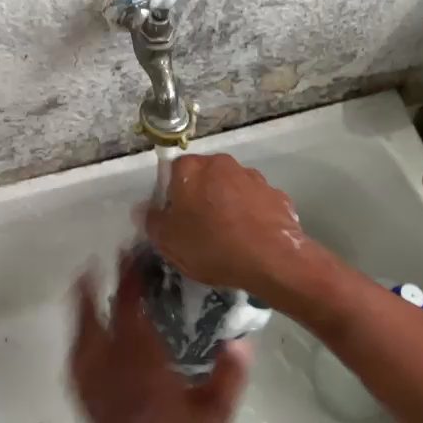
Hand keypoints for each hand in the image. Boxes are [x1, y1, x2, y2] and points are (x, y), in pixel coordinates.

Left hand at [70, 252, 248, 422]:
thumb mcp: (214, 414)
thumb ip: (228, 377)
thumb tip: (242, 342)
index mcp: (145, 364)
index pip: (132, 311)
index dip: (129, 279)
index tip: (130, 255)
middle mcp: (114, 369)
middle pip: (98, 317)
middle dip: (97, 285)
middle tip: (99, 261)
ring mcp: (95, 385)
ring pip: (81, 336)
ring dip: (82, 307)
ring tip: (83, 283)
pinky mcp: (86, 400)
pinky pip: (75, 363)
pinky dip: (76, 338)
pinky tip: (79, 333)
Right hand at [143, 153, 307, 296]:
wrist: (271, 260)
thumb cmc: (211, 246)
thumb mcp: (168, 242)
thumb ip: (152, 221)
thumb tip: (145, 209)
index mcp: (190, 168)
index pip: (173, 172)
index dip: (173, 196)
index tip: (177, 219)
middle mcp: (221, 162)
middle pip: (204, 177)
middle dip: (202, 197)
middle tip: (201, 229)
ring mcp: (251, 176)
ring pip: (232, 188)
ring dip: (229, 204)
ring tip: (230, 237)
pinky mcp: (276, 193)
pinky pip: (257, 203)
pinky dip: (253, 216)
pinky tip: (253, 240)